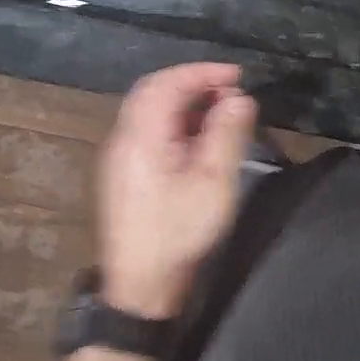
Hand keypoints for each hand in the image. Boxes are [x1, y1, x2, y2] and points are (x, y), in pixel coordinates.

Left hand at [98, 63, 256, 318]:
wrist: (141, 288)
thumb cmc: (180, 233)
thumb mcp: (214, 182)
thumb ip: (227, 134)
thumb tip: (239, 98)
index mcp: (141, 138)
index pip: (166, 84)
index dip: (202, 72)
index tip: (238, 76)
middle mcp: (123, 140)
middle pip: (153, 91)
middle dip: (193, 82)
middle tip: (231, 89)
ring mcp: (120, 158)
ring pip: (150, 110)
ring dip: (186, 101)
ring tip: (222, 110)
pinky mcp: (125, 174)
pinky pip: (149, 129)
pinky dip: (177, 120)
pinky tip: (201, 136)